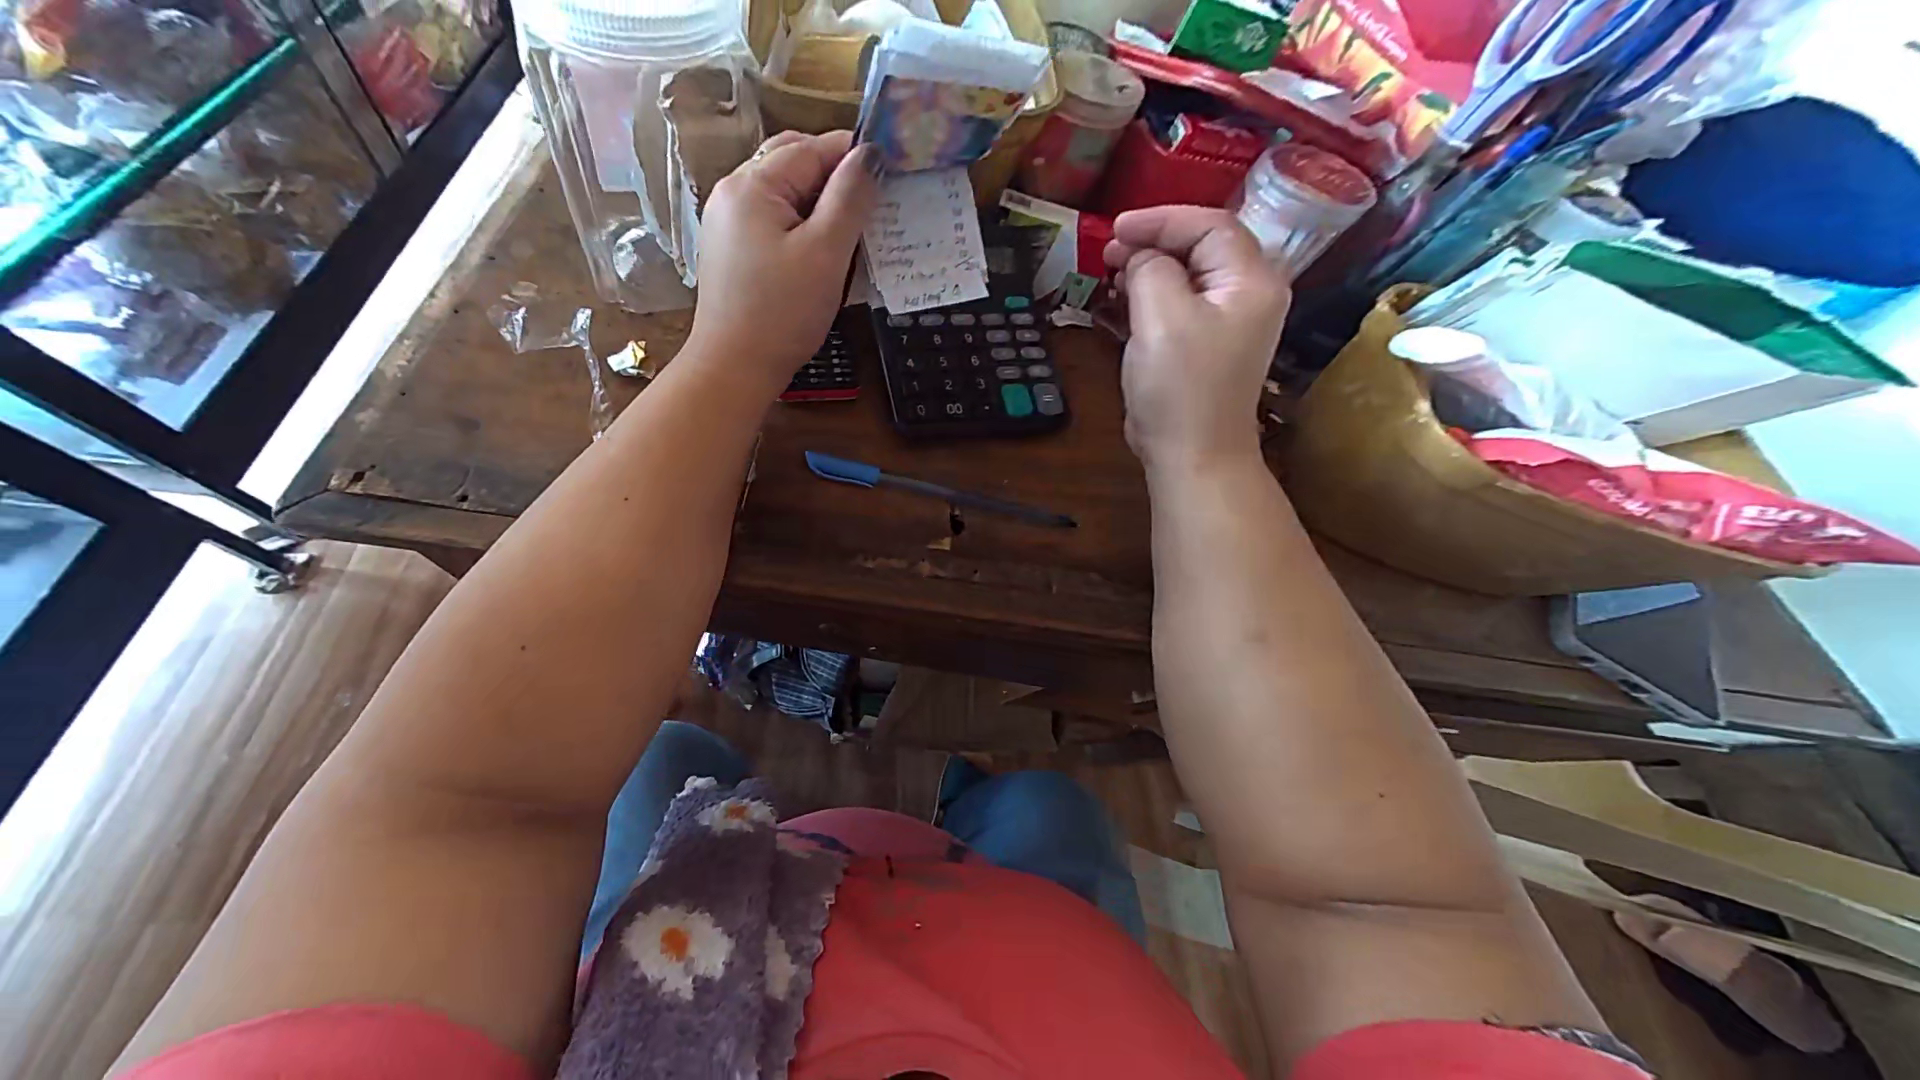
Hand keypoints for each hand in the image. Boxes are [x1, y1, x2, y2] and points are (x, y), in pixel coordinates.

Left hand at [686, 130, 878, 393]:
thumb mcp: (826, 253)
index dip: (853, 155)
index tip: (891, 170)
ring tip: (849, 230)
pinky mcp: (731, 248)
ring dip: (818, 201)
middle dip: (834, 175)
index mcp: (752, 184)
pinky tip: (819, 249)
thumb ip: (850, 198)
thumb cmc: (784, 312)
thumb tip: (871, 153)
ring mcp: (727, 220)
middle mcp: (732, 191)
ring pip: (783, 192)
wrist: (735, 367)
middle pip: (793, 162)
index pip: (812, 148)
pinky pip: (772, 217)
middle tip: (872, 202)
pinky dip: (800, 222)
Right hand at [1103, 206, 1289, 470]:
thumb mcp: (1161, 317)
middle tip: (1111, 250)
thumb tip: (1142, 259)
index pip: (1210, 225)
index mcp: (1252, 281)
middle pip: (1203, 246)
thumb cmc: (1180, 387)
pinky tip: (1127, 299)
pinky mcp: (1209, 346)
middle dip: (1156, 241)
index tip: (1117, 228)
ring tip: (1114, 271)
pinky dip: (1155, 294)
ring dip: (1152, 266)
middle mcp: (1250, 296)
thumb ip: (1151, 269)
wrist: (1193, 456)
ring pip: (1190, 274)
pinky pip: (1184, 303)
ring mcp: (1231, 323)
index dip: (1161, 219)